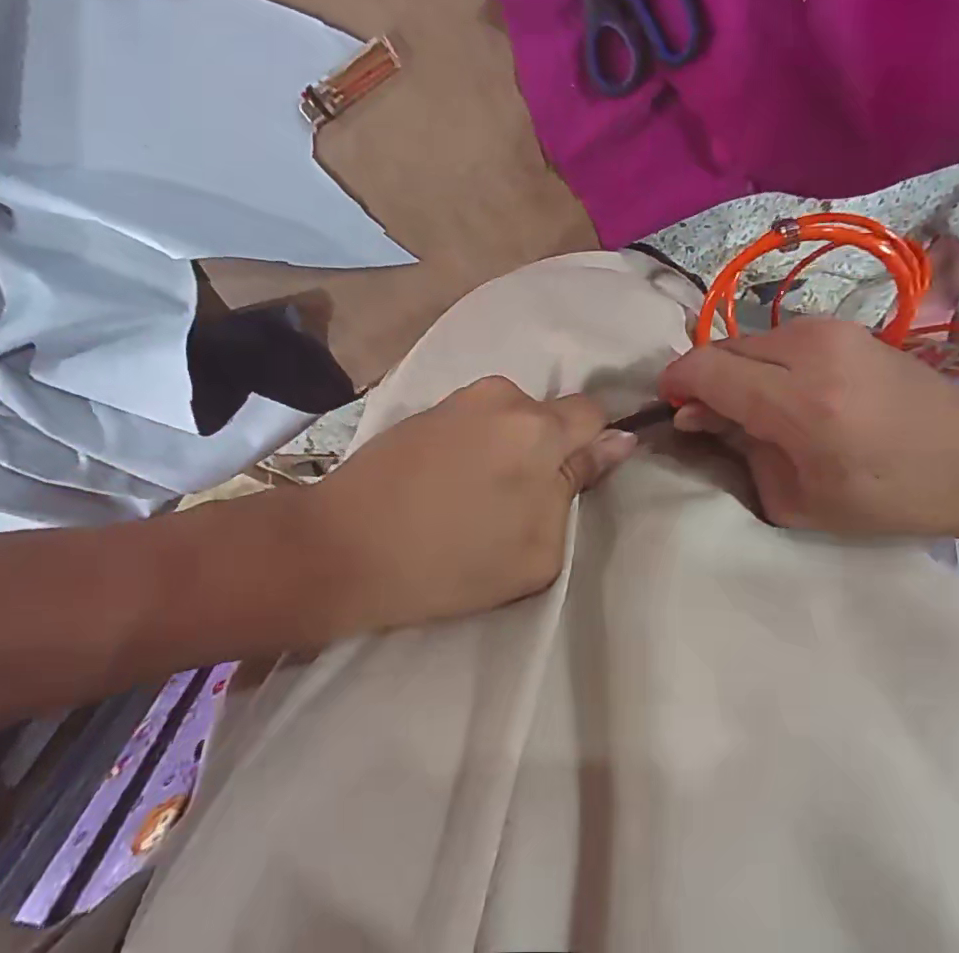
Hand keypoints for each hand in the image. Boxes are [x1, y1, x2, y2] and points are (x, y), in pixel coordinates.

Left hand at [303, 376, 636, 630]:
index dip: (592, 447)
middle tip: (518, 502)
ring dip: (506, 448)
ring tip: (474, 497)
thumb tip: (616, 443)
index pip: (592, 414)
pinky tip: (444, 486)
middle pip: (546, 416)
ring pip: (506, 419)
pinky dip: (471, 448)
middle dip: (546, 451)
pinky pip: (469, 424)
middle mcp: (499, 396)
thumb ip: (576, 488)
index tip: (572, 484)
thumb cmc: (448, 561)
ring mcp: (454, 400)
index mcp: (536, 428)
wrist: (342, 548)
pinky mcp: (420, 412)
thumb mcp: (535, 548)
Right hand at [656, 316, 958, 538]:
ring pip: (743, 341)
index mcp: (800, 402)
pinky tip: (784, 395)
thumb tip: (695, 417)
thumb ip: (737, 452)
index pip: (702, 369)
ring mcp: (829, 331)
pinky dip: (760, 364)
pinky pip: (773, 339)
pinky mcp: (841, 327)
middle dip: (702, 381)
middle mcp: (810, 350)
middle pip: (718, 349)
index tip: (675, 413)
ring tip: (752, 411)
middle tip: (711, 420)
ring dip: (732, 372)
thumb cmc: (893, 496)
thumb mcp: (798, 499)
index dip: (675, 387)